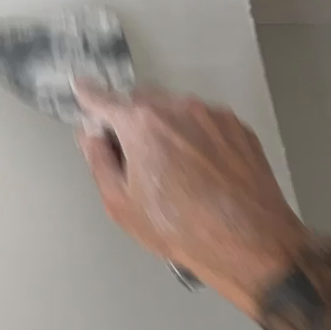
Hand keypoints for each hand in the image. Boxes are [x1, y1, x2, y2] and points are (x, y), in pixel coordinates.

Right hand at [73, 80, 313, 313]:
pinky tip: (198, 169)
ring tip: (171, 168)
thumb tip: (91, 137)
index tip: (80, 87)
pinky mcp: (238, 128)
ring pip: (174, 108)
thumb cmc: (179, 228)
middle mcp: (178, 109)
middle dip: (129, 117)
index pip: (103, 99)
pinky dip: (193, 134)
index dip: (88, 94)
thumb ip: (98, 161)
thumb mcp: (121, 203)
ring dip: (163, 125)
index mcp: (141, 124)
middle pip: (140, 99)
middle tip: (130, 154)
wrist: (249, 242)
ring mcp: (212, 115)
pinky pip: (203, 121)